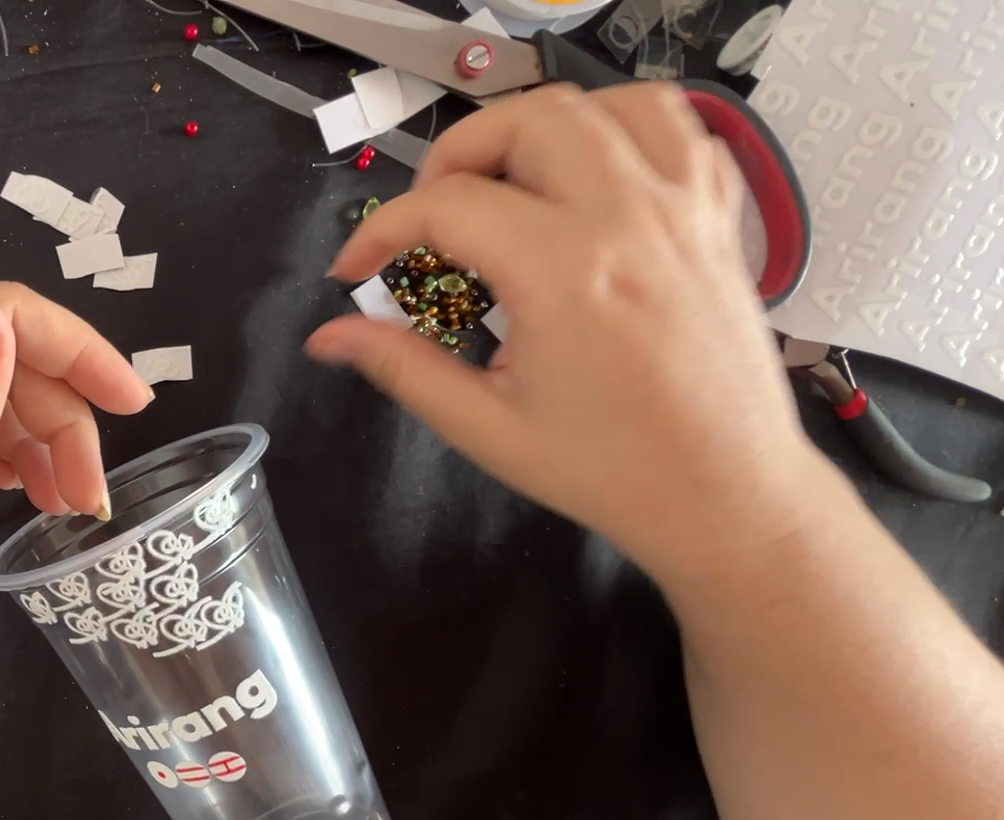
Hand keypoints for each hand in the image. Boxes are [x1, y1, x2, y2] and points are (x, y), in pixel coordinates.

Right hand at [307, 84, 830, 584]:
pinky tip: (580, 182)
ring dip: (533, 131)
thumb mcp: (480, 425)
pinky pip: (675, 126)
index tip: (352, 271)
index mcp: (564, 273)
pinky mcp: (715, 216)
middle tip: (425, 219)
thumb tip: (326, 337)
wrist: (721, 489)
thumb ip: (399, 366)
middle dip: (453, 156)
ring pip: (606, 104)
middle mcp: (629, 218)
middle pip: (530, 120)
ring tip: (498, 187)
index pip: (448, 206)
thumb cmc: (597, 466)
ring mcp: (684, 207)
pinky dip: (614, 132)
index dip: (380, 231)